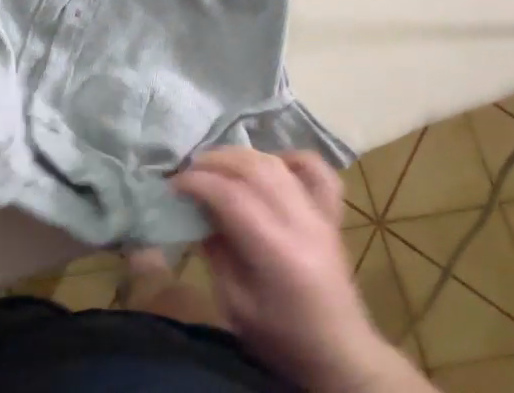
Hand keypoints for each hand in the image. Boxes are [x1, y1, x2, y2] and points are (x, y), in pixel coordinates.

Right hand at [174, 149, 405, 392]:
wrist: (341, 356)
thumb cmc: (283, 337)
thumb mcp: (234, 303)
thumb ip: (215, 252)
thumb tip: (196, 213)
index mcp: (275, 251)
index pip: (229, 194)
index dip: (195, 182)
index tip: (172, 186)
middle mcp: (300, 224)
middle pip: (253, 168)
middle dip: (213, 162)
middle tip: (188, 172)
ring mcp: (320, 216)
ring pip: (277, 164)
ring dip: (240, 156)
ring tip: (215, 166)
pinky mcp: (331, 217)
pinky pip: (317, 173)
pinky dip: (291, 159)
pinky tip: (270, 163)